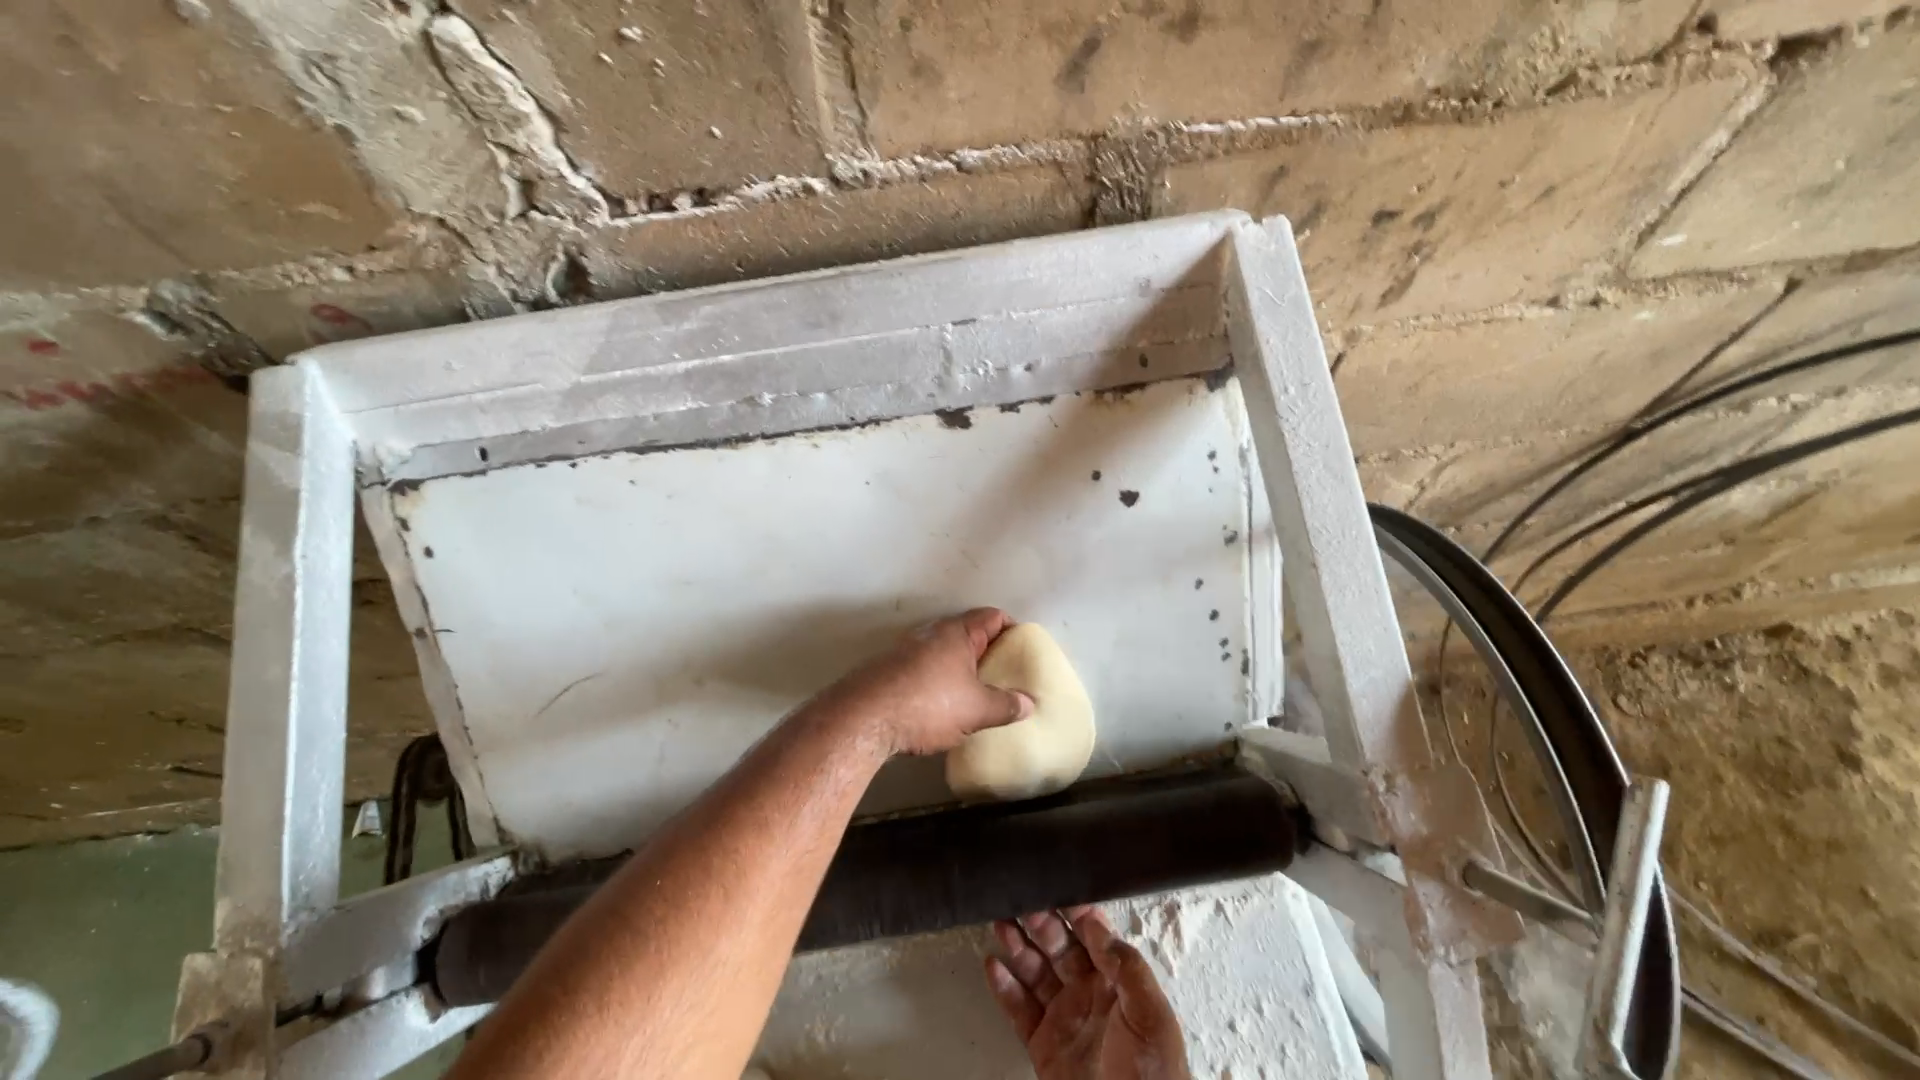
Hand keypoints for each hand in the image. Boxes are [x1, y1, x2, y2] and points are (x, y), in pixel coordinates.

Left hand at [808, 608, 1032, 756]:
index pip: (993, 617)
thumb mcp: (976, 709)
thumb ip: (1006, 705)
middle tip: (1006, 679)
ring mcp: (906, 651)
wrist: (863, 719)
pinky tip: (943, 708)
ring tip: (978, 697)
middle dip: (989, 655)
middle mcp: (931, 634)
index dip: (1013, 631)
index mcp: (957, 632)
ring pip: (944, 655)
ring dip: (961, 671)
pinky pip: (925, 672)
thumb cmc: (927, 704)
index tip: (1024, 653)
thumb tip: (1028, 703)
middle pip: (969, 635)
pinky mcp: (890, 672)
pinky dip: (939, 684)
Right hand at [986, 908, 1190, 1079]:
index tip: (1055, 886)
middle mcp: (1088, 994)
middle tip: (1020, 901)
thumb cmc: (1152, 1073)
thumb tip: (1095, 925)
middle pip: (1058, 948)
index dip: (1074, 911)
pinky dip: (1004, 988)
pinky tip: (992, 966)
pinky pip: (1019, 1010)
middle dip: (1040, 922)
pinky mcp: (1043, 1044)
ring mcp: (1063, 1018)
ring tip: (1000, 924)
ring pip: (1035, 972)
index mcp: (1117, 983)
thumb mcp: (1152, 1016)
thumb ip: (1127, 967)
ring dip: (1018, 947)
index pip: (1093, 936)